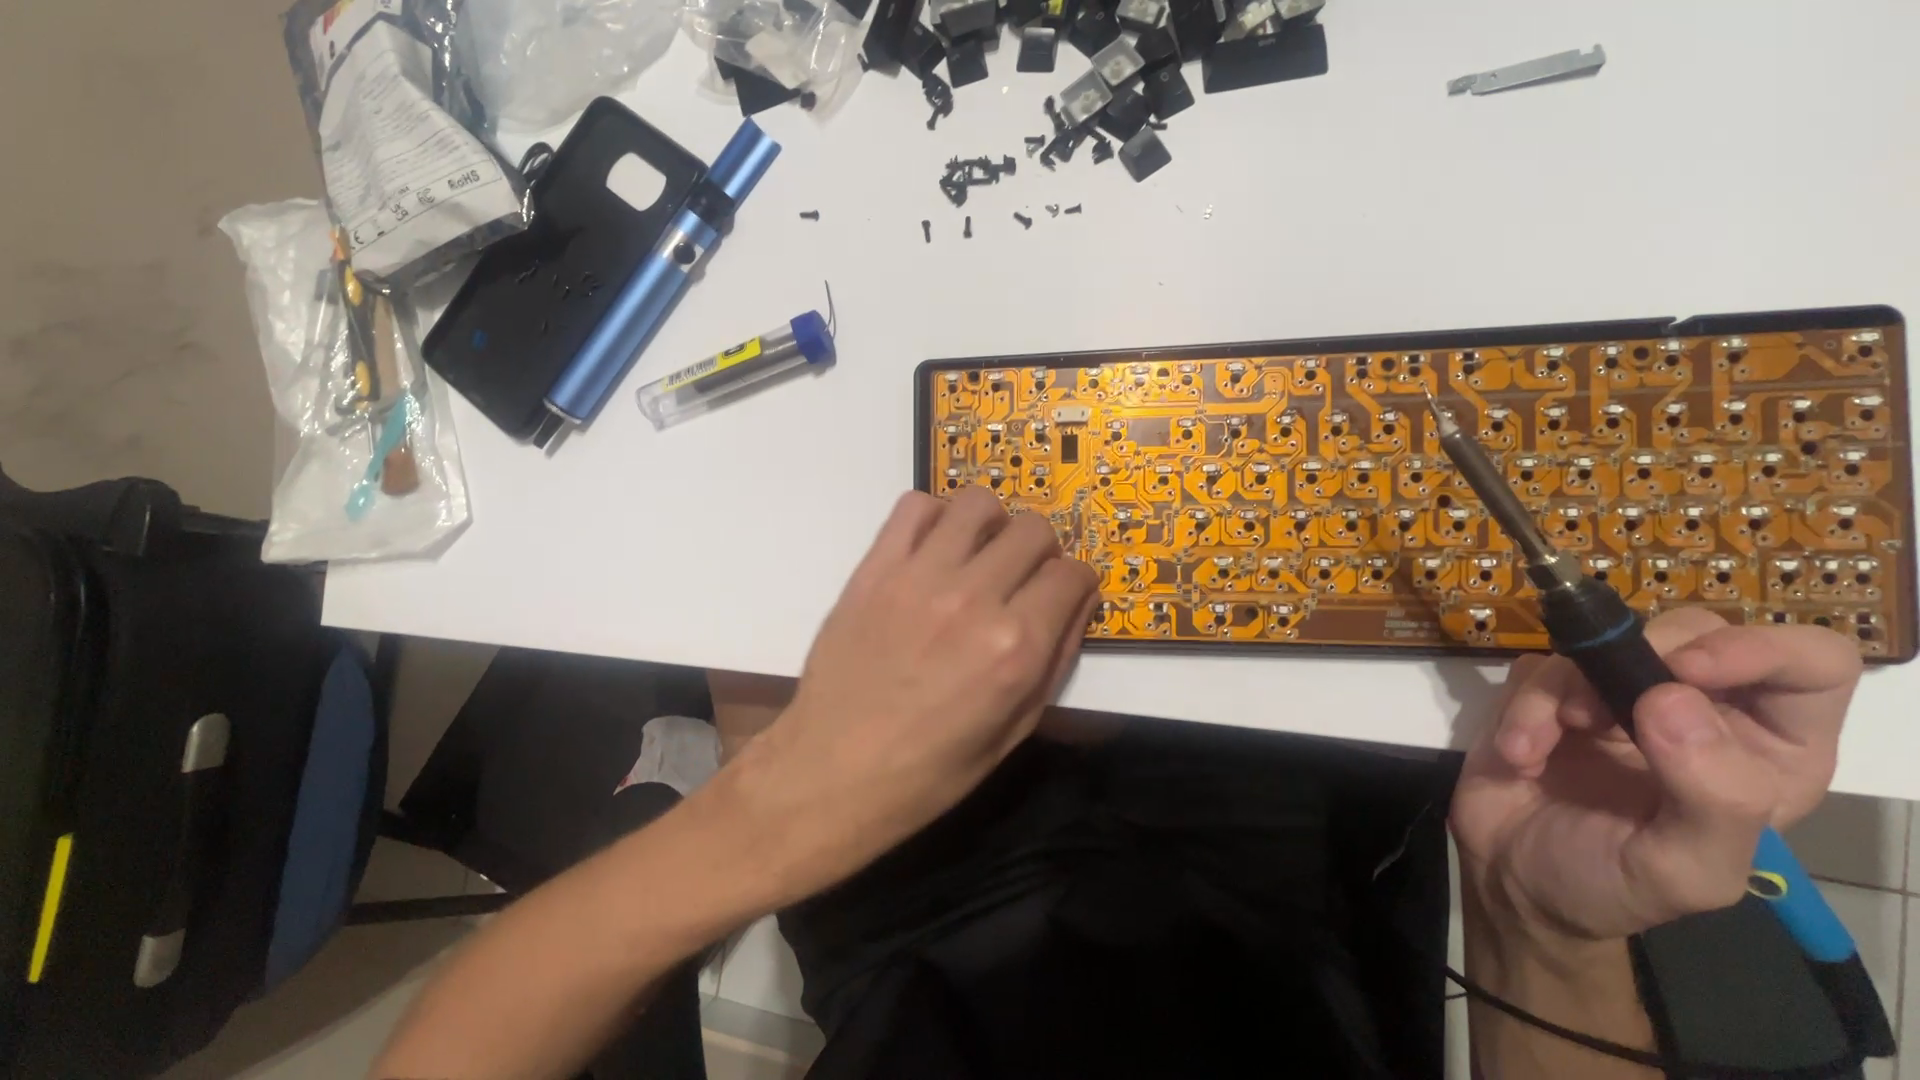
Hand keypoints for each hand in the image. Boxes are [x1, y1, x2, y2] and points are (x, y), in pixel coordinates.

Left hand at [723, 488, 1098, 898]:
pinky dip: (935, 517)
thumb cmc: (931, 770)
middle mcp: (974, 600)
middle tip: (1022, 578)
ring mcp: (919, 578)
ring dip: (993, 525)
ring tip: (980, 555)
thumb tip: (1078, 602)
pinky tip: (934, 550)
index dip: (1076, 582)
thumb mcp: (1015, 730)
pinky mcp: (874, 569)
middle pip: (1033, 530)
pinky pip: (914, 506)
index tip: (1063, 593)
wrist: (834, 771)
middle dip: (1042, 551)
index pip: (1071, 574)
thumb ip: (1056, 660)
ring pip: (978, 505)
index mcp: (1016, 648)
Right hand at [1450, 608, 1861, 942]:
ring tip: (1532, 749)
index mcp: (1765, 752)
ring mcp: (1617, 696)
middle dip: (1632, 661)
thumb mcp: (1686, 870)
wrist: (1511, 882)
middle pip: (1695, 631)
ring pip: (1603, 642)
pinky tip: (1516, 754)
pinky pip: (1539, 665)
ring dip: (1558, 692)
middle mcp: (1701, 712)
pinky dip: (1520, 707)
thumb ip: (1713, 798)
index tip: (1682, 671)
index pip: (1810, 664)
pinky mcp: (1551, 691)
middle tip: (1586, 714)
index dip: (1758, 650)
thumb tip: (1672, 698)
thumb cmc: (1613, 886)